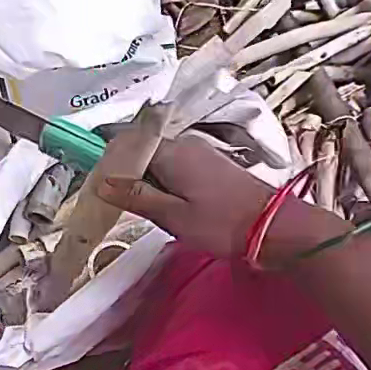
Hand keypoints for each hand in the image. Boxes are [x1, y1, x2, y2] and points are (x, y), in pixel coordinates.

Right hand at [97, 135, 345, 262]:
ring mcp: (199, 151)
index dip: (108, 158)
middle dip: (126, 169)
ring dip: (146, 177)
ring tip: (144, 206)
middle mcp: (183, 144)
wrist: (274, 227)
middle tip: (119, 201)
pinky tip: (167, 202)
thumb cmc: (221, 224)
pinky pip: (175, 164)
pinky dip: (164, 179)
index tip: (97, 180)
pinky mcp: (210, 163)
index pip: (126, 142)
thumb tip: (101, 180)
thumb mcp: (172, 216)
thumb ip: (136, 196)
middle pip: (141, 148)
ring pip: (158, 157)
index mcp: (170, 152)